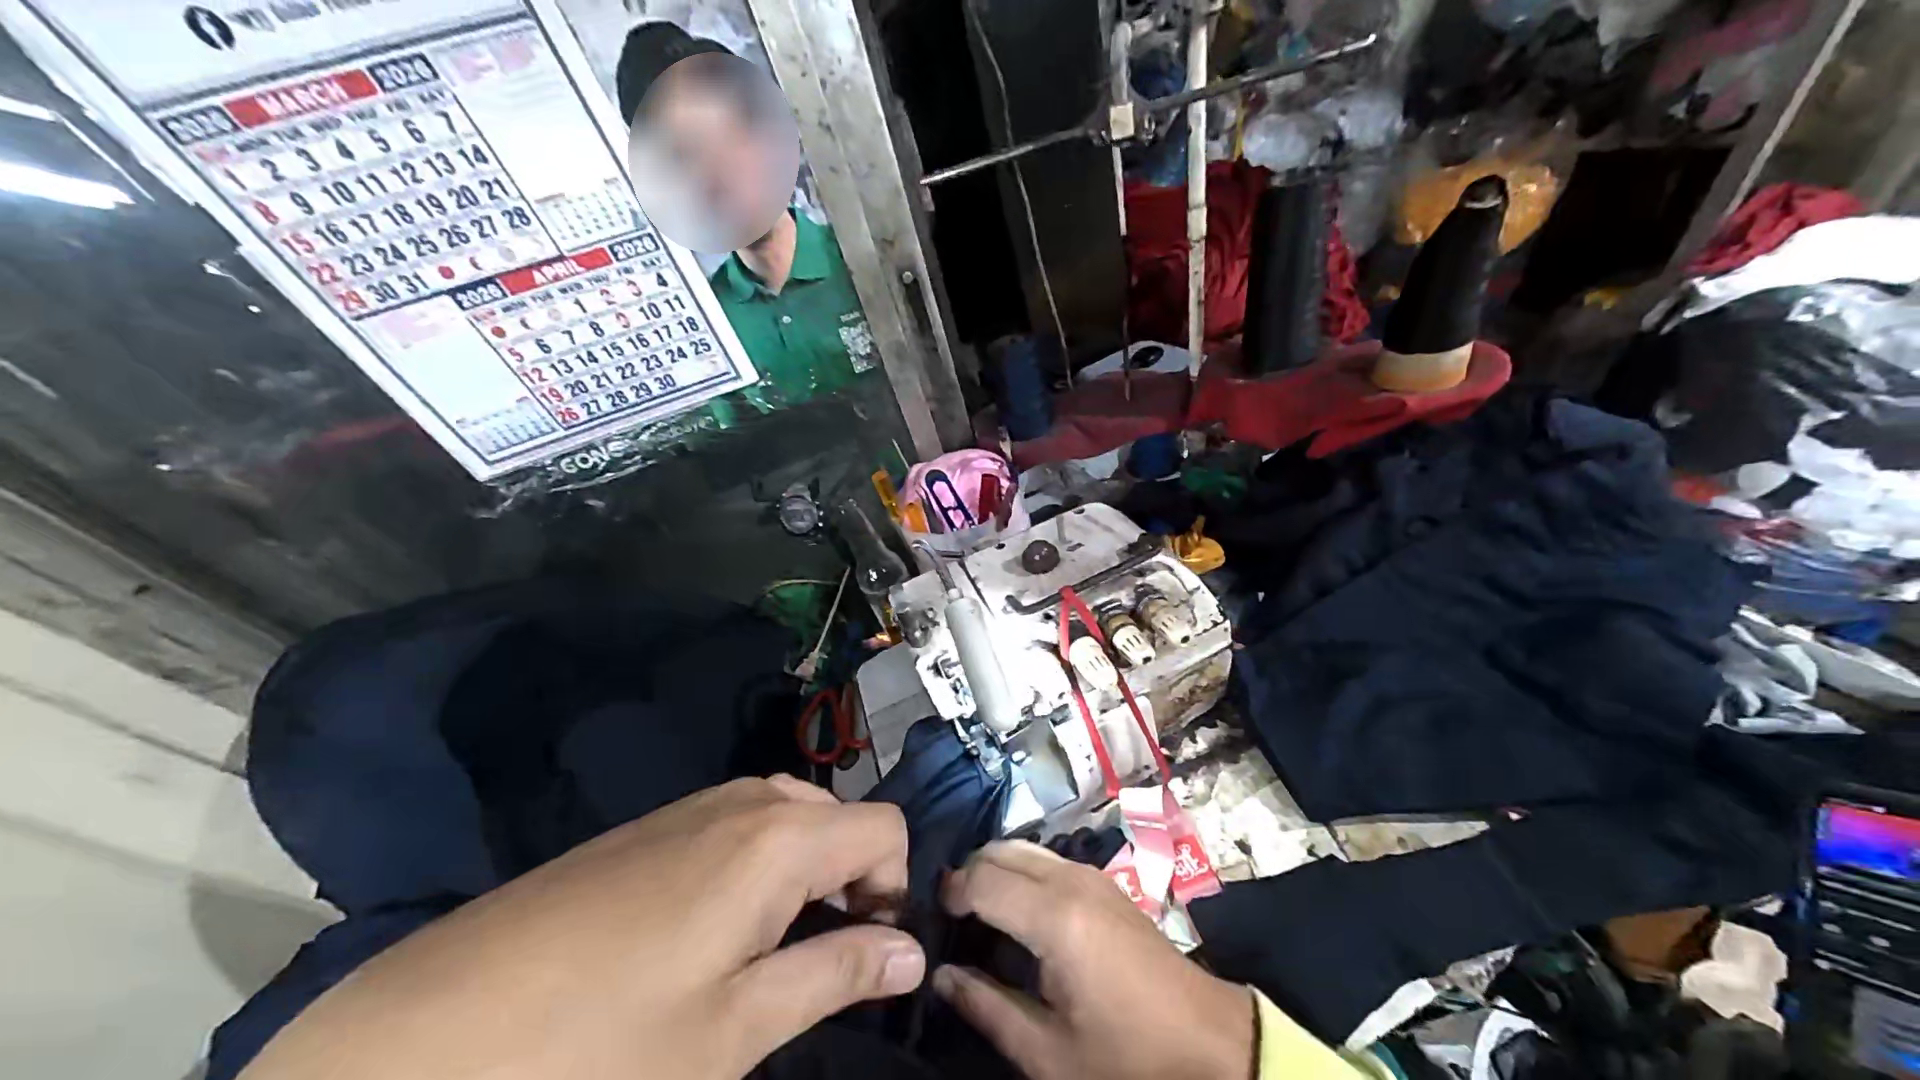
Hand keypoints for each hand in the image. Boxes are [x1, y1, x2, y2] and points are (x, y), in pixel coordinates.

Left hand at [241, 776, 925, 1079]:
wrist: (420, 1038)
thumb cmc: (599, 1049)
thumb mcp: (733, 1031)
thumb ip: (836, 975)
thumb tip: (911, 953)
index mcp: (778, 836)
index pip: (884, 829)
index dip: (894, 890)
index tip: (868, 955)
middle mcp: (743, 799)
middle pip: (838, 818)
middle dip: (849, 879)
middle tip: (816, 958)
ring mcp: (690, 805)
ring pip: (786, 817)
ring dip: (802, 872)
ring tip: (764, 950)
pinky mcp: (646, 825)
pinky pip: (734, 823)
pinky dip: (753, 865)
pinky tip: (705, 931)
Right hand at [934, 840, 1254, 1079]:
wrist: (1211, 1045)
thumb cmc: (1128, 1058)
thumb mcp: (1049, 1053)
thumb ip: (987, 1007)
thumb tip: (941, 975)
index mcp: (1056, 917)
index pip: (982, 880)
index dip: (950, 895)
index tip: (933, 922)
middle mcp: (1071, 880)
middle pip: (998, 852)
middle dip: (967, 876)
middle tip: (952, 922)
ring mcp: (1091, 875)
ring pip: (1022, 849)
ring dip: (993, 870)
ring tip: (980, 918)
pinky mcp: (1104, 882)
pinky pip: (1045, 859)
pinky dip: (1019, 873)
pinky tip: (1017, 915)